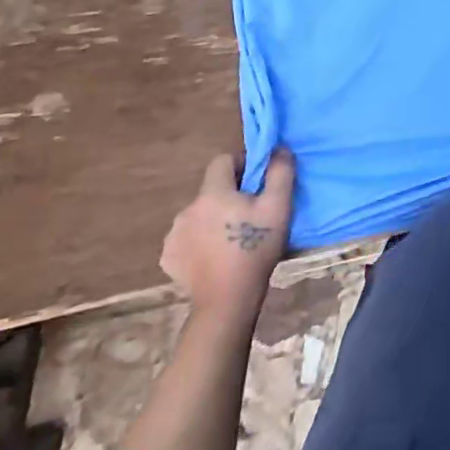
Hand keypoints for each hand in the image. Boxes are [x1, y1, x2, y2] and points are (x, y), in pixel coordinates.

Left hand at [159, 148, 295, 319]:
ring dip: (213, 221)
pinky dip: (199, 243)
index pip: (223, 161)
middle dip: (229, 198)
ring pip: (198, 216)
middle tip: (249, 219)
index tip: (256, 184)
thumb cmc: (256, 249)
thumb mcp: (278, 208)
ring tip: (231, 242)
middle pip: (211, 191)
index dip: (241, 165)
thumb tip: (278, 149)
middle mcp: (188, 208)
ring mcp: (174, 234)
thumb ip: (280, 173)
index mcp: (213, 192)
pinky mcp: (169, 257)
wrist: (227, 300)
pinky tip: (213, 258)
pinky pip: (186, 239)